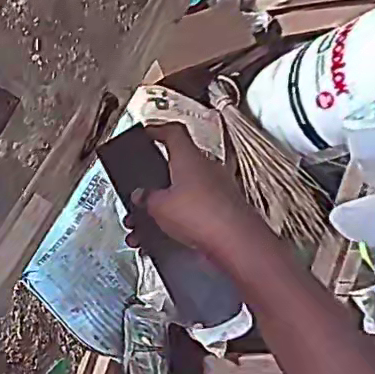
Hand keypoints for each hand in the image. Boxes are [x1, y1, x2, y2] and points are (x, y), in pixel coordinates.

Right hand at [129, 121, 267, 255]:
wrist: (235, 243)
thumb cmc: (200, 215)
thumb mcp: (158, 206)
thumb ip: (146, 198)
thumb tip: (141, 195)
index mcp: (189, 159)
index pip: (173, 133)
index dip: (157, 130)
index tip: (146, 133)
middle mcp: (206, 170)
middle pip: (175, 168)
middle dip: (153, 185)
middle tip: (139, 197)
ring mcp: (217, 190)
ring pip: (182, 194)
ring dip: (161, 209)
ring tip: (144, 228)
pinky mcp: (223, 211)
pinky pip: (193, 212)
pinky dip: (175, 223)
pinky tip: (162, 240)